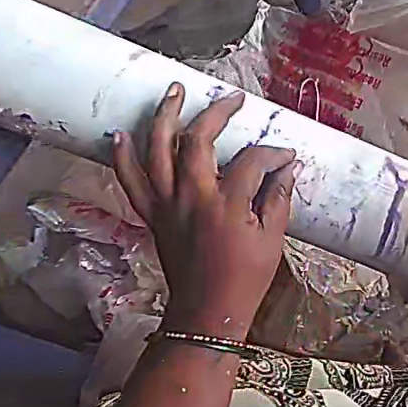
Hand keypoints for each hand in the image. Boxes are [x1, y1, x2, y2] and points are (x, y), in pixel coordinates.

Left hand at [112, 84, 298, 341]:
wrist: (206, 314)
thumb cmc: (244, 280)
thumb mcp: (272, 241)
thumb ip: (278, 199)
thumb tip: (287, 167)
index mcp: (227, 205)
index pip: (252, 161)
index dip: (272, 153)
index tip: (285, 155)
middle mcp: (192, 197)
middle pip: (198, 141)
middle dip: (217, 113)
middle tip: (232, 99)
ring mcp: (167, 205)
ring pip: (158, 150)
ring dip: (165, 117)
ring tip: (174, 91)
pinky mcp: (153, 216)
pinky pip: (131, 182)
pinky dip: (123, 158)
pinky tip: (120, 134)